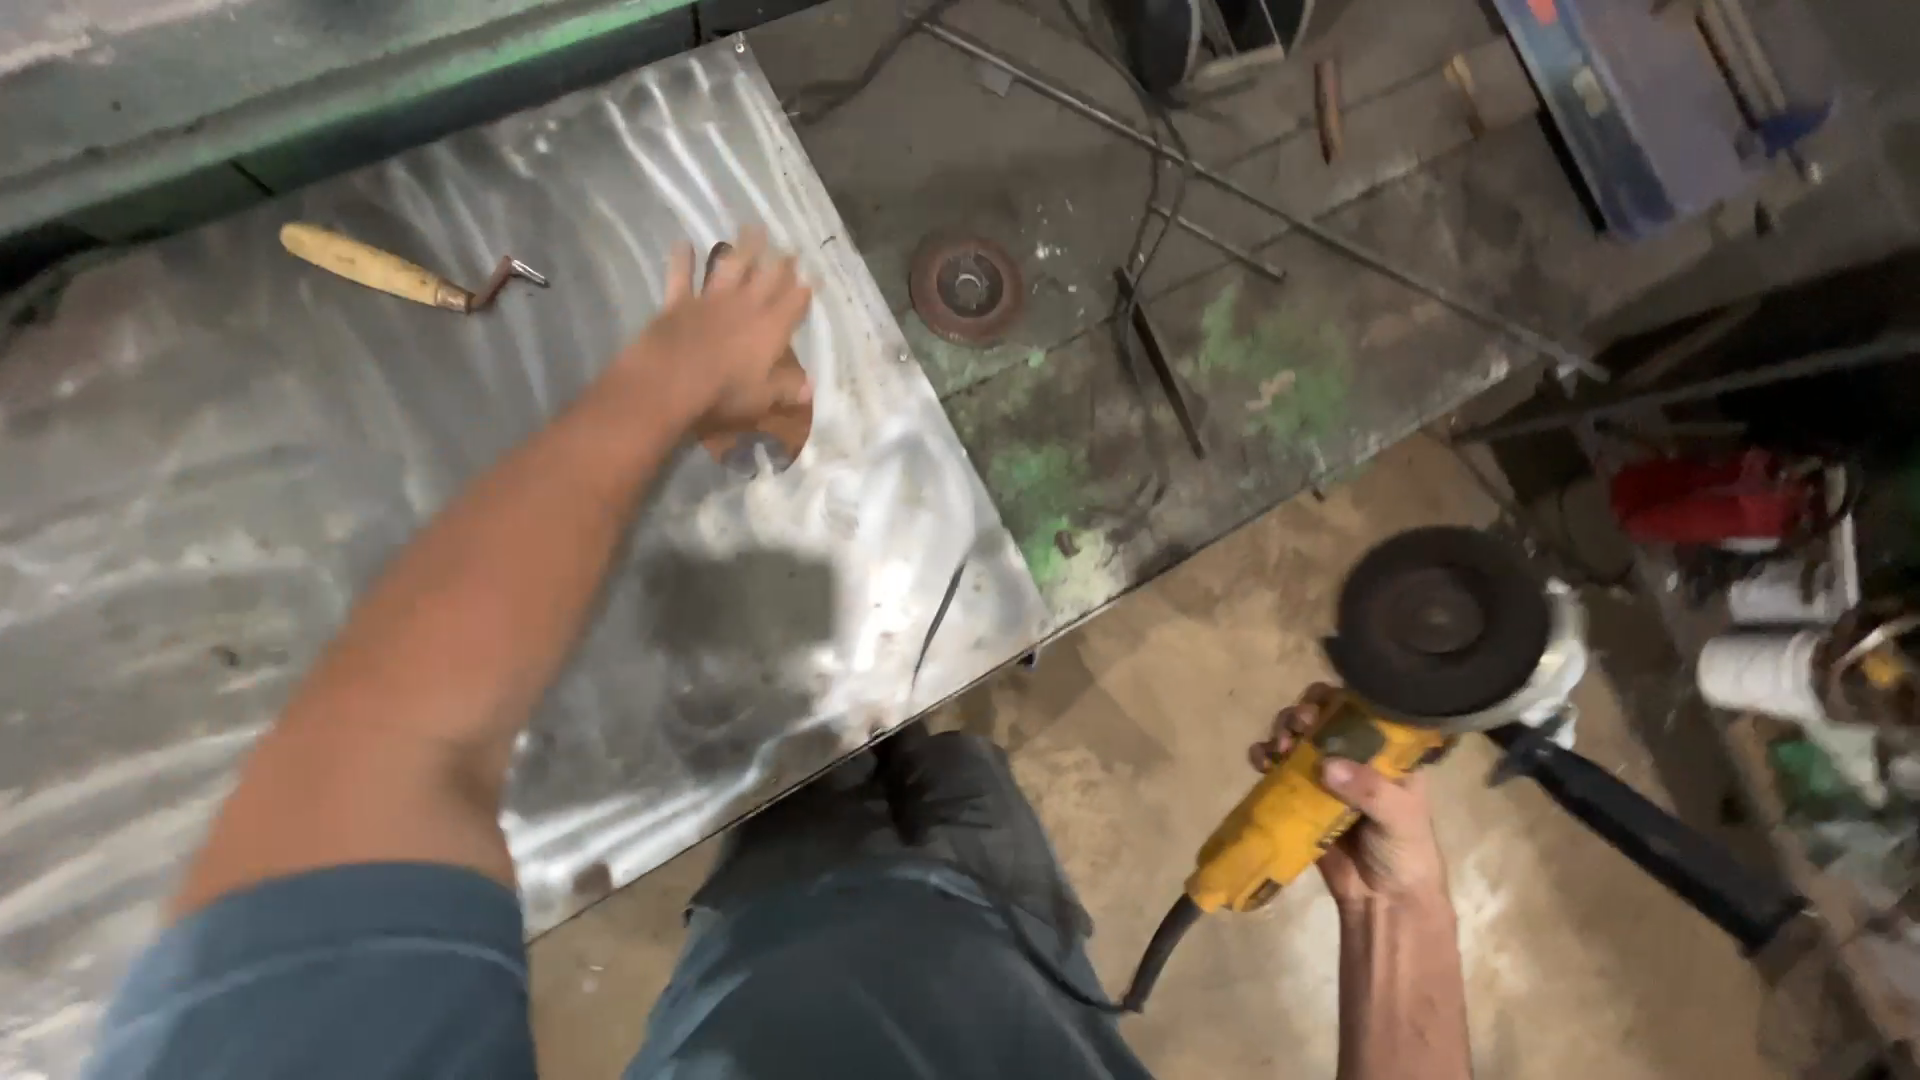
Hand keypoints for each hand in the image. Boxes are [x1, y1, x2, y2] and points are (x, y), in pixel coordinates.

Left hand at [606, 225, 812, 429]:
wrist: (670, 380)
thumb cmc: (724, 393)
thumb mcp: (762, 398)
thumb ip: (786, 388)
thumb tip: (810, 389)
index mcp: (770, 329)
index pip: (794, 304)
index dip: (806, 290)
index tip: (816, 276)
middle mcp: (745, 306)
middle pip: (768, 278)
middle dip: (781, 262)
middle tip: (790, 246)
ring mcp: (712, 300)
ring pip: (731, 267)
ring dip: (742, 248)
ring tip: (753, 228)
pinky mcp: (679, 301)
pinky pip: (682, 275)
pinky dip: (683, 259)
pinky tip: (684, 242)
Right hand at [1249, 683, 1448, 909]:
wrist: (1383, 900)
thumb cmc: (1405, 853)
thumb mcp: (1400, 818)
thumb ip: (1369, 790)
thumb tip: (1326, 765)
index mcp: (1384, 754)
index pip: (1360, 710)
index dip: (1337, 700)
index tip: (1320, 706)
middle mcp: (1351, 756)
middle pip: (1320, 717)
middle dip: (1302, 714)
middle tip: (1296, 727)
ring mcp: (1323, 774)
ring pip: (1295, 737)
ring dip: (1281, 732)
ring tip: (1278, 748)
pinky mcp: (1298, 794)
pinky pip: (1276, 766)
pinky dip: (1263, 756)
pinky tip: (1260, 761)